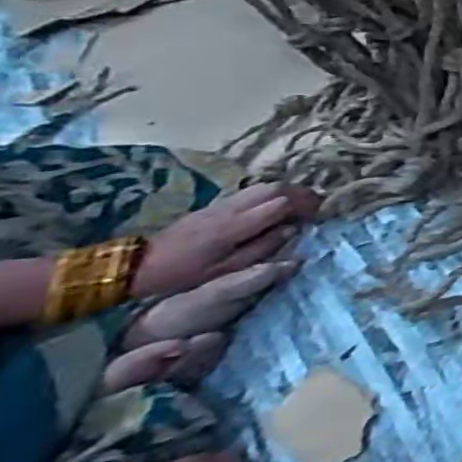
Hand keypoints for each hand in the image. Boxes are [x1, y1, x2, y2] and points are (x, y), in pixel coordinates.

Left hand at [134, 184, 318, 297]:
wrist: (138, 266)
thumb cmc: (183, 275)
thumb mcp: (224, 270)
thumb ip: (261, 249)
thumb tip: (292, 231)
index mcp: (236, 226)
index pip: (281, 202)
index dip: (306, 204)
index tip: (323, 212)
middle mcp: (231, 208)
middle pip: (275, 187)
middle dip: (301, 192)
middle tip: (318, 204)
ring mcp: (222, 204)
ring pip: (263, 186)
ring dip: (287, 190)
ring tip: (301, 203)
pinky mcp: (215, 205)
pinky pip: (251, 191)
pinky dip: (270, 193)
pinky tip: (275, 205)